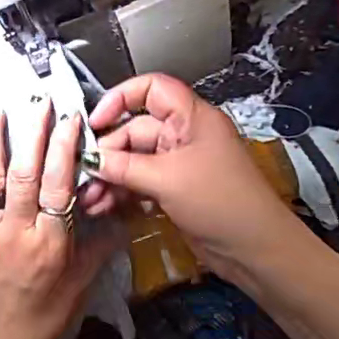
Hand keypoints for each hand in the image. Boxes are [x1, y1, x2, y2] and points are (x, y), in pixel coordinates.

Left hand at [0, 97, 114, 338]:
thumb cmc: (39, 322)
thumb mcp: (78, 289)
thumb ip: (98, 250)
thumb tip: (122, 217)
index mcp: (49, 244)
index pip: (60, 187)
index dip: (66, 151)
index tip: (72, 120)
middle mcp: (16, 233)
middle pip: (24, 175)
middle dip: (33, 135)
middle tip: (38, 102)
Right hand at [80, 73, 294, 268]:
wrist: (254, 249)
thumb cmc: (220, 202)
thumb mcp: (167, 179)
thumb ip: (123, 166)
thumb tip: (89, 158)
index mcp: (191, 118)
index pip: (151, 89)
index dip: (120, 98)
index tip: (95, 121)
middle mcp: (183, 135)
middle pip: (134, 129)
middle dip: (107, 151)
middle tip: (84, 172)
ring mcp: (177, 163)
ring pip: (133, 159)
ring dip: (109, 176)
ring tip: (89, 197)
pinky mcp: (173, 188)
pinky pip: (139, 181)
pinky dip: (121, 191)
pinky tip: (102, 205)